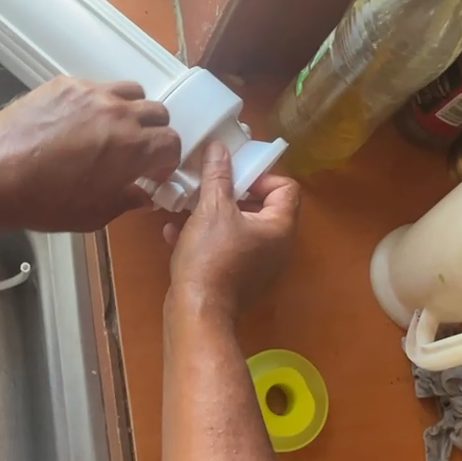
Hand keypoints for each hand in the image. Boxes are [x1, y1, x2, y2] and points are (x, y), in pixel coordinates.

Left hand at [0, 77, 181, 230]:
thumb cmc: (45, 202)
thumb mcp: (95, 214)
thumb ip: (126, 201)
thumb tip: (142, 196)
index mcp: (133, 148)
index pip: (172, 143)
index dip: (167, 160)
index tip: (154, 172)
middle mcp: (119, 113)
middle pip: (157, 112)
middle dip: (154, 133)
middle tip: (137, 150)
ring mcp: (91, 94)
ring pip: (130, 91)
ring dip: (131, 110)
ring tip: (113, 129)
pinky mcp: (65, 85)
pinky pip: (95, 87)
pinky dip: (98, 103)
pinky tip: (79, 122)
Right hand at [165, 144, 298, 319]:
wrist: (197, 311)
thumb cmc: (210, 257)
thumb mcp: (211, 208)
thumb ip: (218, 176)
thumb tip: (219, 148)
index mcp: (279, 227)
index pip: (286, 188)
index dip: (261, 176)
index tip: (234, 176)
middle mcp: (276, 248)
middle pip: (262, 208)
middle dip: (232, 194)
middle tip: (208, 188)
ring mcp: (258, 267)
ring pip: (239, 229)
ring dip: (214, 216)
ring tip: (188, 207)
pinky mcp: (238, 281)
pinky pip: (226, 250)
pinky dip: (206, 239)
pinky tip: (175, 232)